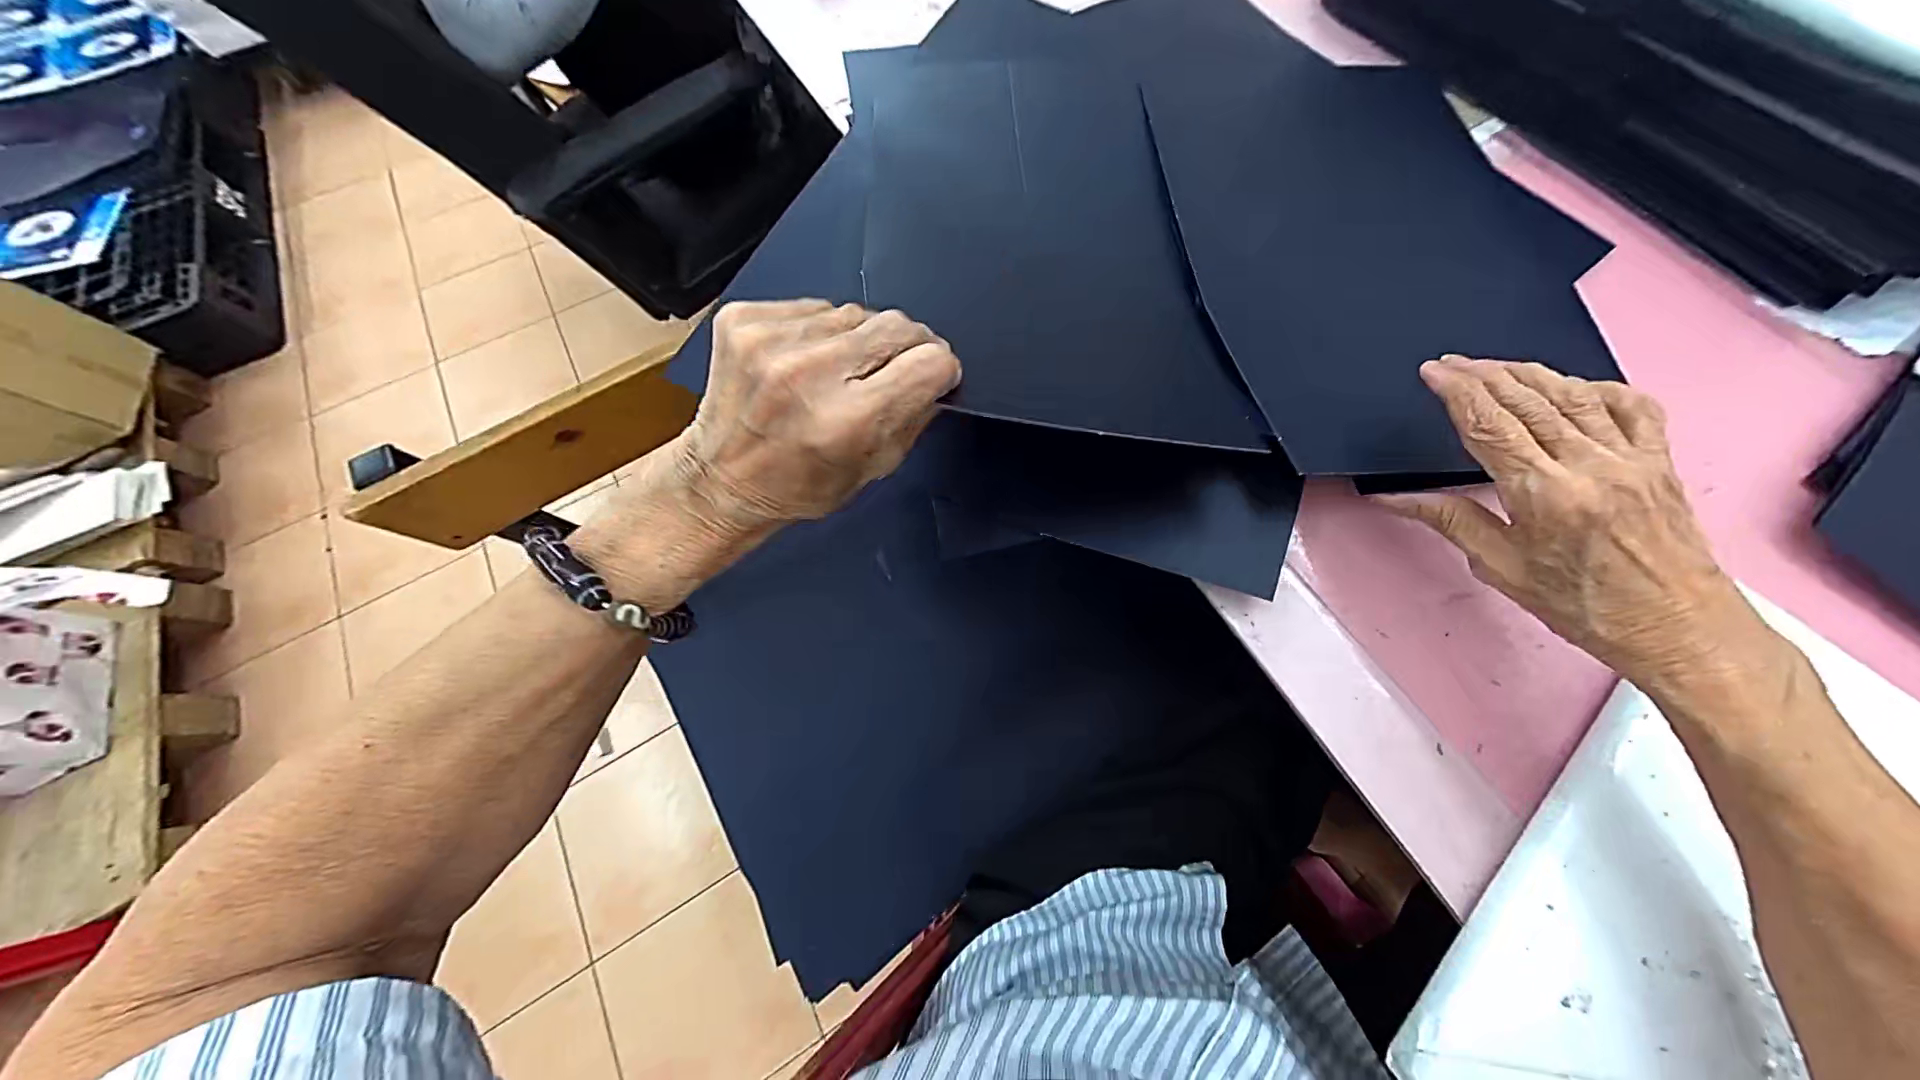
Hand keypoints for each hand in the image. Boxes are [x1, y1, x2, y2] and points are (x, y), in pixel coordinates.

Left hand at [676, 299, 960, 526]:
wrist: (722, 480)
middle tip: (886, 375)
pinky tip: (804, 362)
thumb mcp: (874, 468)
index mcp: (847, 421)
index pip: (930, 361)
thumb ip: (915, 416)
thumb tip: (937, 374)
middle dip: (905, 350)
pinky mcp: (745, 320)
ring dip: (858, 341)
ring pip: (856, 312)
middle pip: (898, 326)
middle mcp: (808, 374)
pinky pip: (814, 306)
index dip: (939, 370)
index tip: (931, 377)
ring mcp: (771, 341)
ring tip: (834, 376)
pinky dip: (819, 331)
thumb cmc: (793, 486)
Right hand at [1376, 356, 1772, 693]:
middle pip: (1528, 400)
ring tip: (1495, 364)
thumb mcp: (1500, 567)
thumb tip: (1395, 499)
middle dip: (1483, 374)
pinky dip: (1596, 387)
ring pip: (1573, 394)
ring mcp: (1631, 458)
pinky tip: (1572, 384)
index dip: (1457, 392)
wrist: (1676, 627)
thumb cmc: (1585, 605)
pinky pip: (1632, 406)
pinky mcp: (1659, 460)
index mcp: (1545, 494)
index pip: (1490, 425)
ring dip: (1528, 373)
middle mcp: (1591, 466)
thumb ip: (1450, 520)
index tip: (1435, 372)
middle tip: (1452, 362)